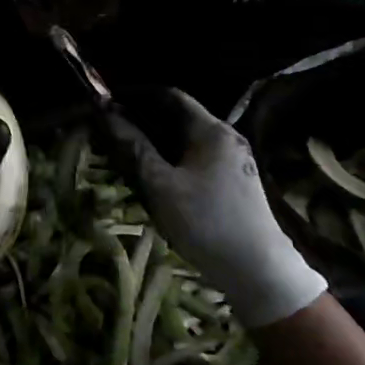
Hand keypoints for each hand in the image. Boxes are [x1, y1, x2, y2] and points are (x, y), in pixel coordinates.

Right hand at [102, 89, 324, 327]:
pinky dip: (170, 160)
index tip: (108, 103)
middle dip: (142, 121)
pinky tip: (153, 178)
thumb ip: (134, 147)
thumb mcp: (161, 185)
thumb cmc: (205, 221)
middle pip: (177, 118)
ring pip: (185, 141)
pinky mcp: (233, 181)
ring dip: (154, 143)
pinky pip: (195, 158)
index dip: (136, 95)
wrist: (257, 269)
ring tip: (124, 156)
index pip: (169, 96)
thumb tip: (107, 116)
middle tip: (109, 133)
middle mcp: (225, 137)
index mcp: (211, 130)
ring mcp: (233, 160)